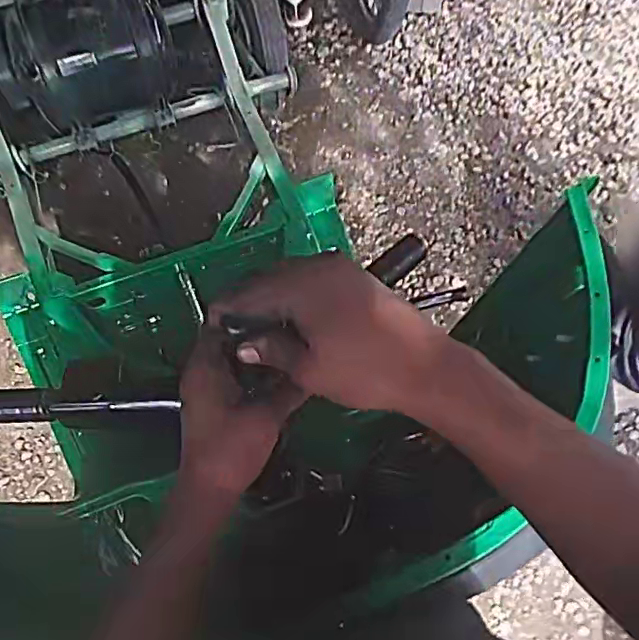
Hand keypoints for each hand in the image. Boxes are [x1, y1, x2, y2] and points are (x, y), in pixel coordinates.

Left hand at [176, 327, 306, 497]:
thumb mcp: (267, 415)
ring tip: (286, 345)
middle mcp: (199, 371)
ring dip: (253, 352)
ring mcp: (203, 388)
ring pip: (229, 358)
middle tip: (288, 324)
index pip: (220, 320)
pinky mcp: (211, 403)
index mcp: (205, 366)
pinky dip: (249, 371)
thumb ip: (289, 388)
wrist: (210, 488)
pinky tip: (276, 373)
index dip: (247, 310)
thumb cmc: (232, 448)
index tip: (277, 306)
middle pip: (226, 338)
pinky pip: (229, 375)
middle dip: (254, 330)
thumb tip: (311, 368)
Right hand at [208, 253, 461, 414]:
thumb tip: (244, 345)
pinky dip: (294, 296)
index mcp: (304, 286)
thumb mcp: (311, 370)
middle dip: (247, 301)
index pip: (251, 291)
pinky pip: (311, 279)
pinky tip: (289, 319)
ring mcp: (340, 268)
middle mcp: (320, 266)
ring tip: (258, 328)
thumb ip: (272, 351)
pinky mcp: (354, 276)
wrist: (426, 368)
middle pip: (268, 277)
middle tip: (232, 329)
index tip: (212, 325)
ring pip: (290, 276)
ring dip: (271, 298)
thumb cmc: (366, 373)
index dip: (227, 309)